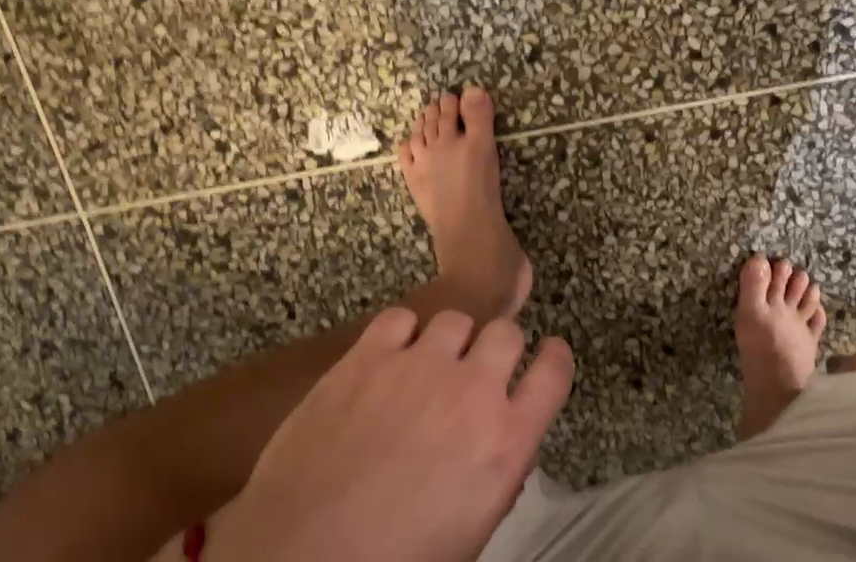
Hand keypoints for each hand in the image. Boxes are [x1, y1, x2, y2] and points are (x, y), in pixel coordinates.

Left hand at [211, 308, 573, 561]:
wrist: (302, 555)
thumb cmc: (394, 560)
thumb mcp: (470, 534)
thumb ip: (497, 478)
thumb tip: (503, 446)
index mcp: (506, 442)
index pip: (554, 372)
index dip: (554, 358)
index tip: (547, 355)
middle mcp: (472, 391)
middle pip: (507, 333)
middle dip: (498, 347)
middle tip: (476, 369)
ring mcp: (419, 367)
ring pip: (456, 319)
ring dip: (450, 340)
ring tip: (428, 363)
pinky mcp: (368, 358)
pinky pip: (400, 318)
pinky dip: (401, 332)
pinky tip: (390, 355)